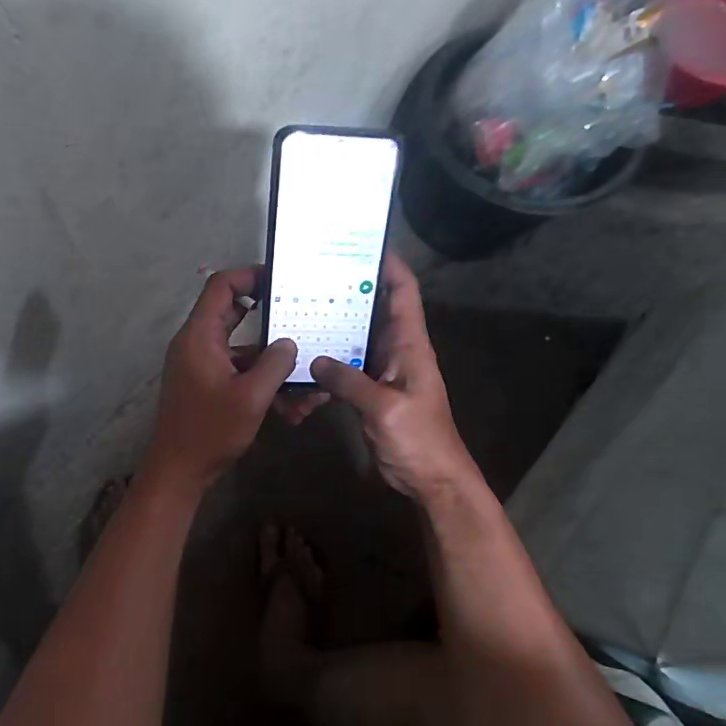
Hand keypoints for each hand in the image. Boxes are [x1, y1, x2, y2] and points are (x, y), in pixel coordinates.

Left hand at [145, 266, 298, 490]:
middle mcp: (197, 344)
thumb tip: (288, 342)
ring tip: (305, 384)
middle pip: (235, 315)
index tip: (281, 280)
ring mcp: (202, 365)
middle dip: (272, 321)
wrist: (178, 472)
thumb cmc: (210, 431)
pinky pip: (239, 372)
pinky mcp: (208, 385)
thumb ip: (274, 363)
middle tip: (304, 318)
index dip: (250, 276)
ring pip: (243, 350)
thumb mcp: (251, 397)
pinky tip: (290, 407)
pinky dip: (262, 383)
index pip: (221, 287)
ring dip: (273, 363)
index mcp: (200, 336)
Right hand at [308, 253, 479, 499]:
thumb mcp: (384, 408)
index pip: (403, 292)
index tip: (358, 245)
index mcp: (410, 345)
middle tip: (306, 281)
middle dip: (342, 296)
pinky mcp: (369, 393)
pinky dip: (324, 375)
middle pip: (369, 312)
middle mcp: (395, 351)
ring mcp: (381, 372)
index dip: (387, 264)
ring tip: (293, 322)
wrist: (431, 480)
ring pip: (351, 343)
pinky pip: (343, 373)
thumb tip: (316, 360)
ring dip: (327, 336)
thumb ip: (349, 381)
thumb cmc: (419, 440)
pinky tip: (299, 379)